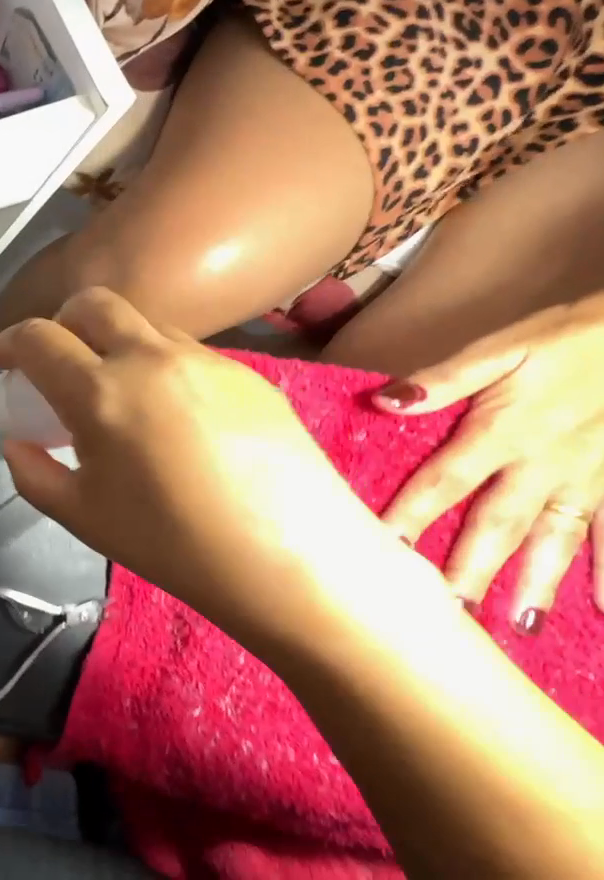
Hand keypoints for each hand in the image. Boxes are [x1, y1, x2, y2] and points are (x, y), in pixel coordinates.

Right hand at [0, 288, 401, 638]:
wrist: (300, 564)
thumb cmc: (172, 544)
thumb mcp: (78, 515)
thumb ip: (31, 471)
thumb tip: (19, 443)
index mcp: (99, 392)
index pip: (37, 337)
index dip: (7, 343)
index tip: (2, 364)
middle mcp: (150, 360)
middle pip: (92, 303)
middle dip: (60, 323)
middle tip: (55, 364)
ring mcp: (206, 362)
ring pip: (143, 325)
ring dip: (112, 344)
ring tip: (116, 396)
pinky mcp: (249, 377)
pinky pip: (186, 353)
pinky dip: (158, 368)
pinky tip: (170, 420)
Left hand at [375, 292, 603, 629]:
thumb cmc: (571, 338)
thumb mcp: (502, 348)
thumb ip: (443, 379)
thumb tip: (383, 401)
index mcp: (503, 433)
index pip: (443, 483)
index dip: (410, 516)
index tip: (381, 552)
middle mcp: (546, 466)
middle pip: (498, 524)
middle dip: (470, 568)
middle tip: (444, 613)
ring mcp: (593, 480)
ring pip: (557, 541)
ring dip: (536, 582)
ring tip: (512, 624)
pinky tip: (602, 609)